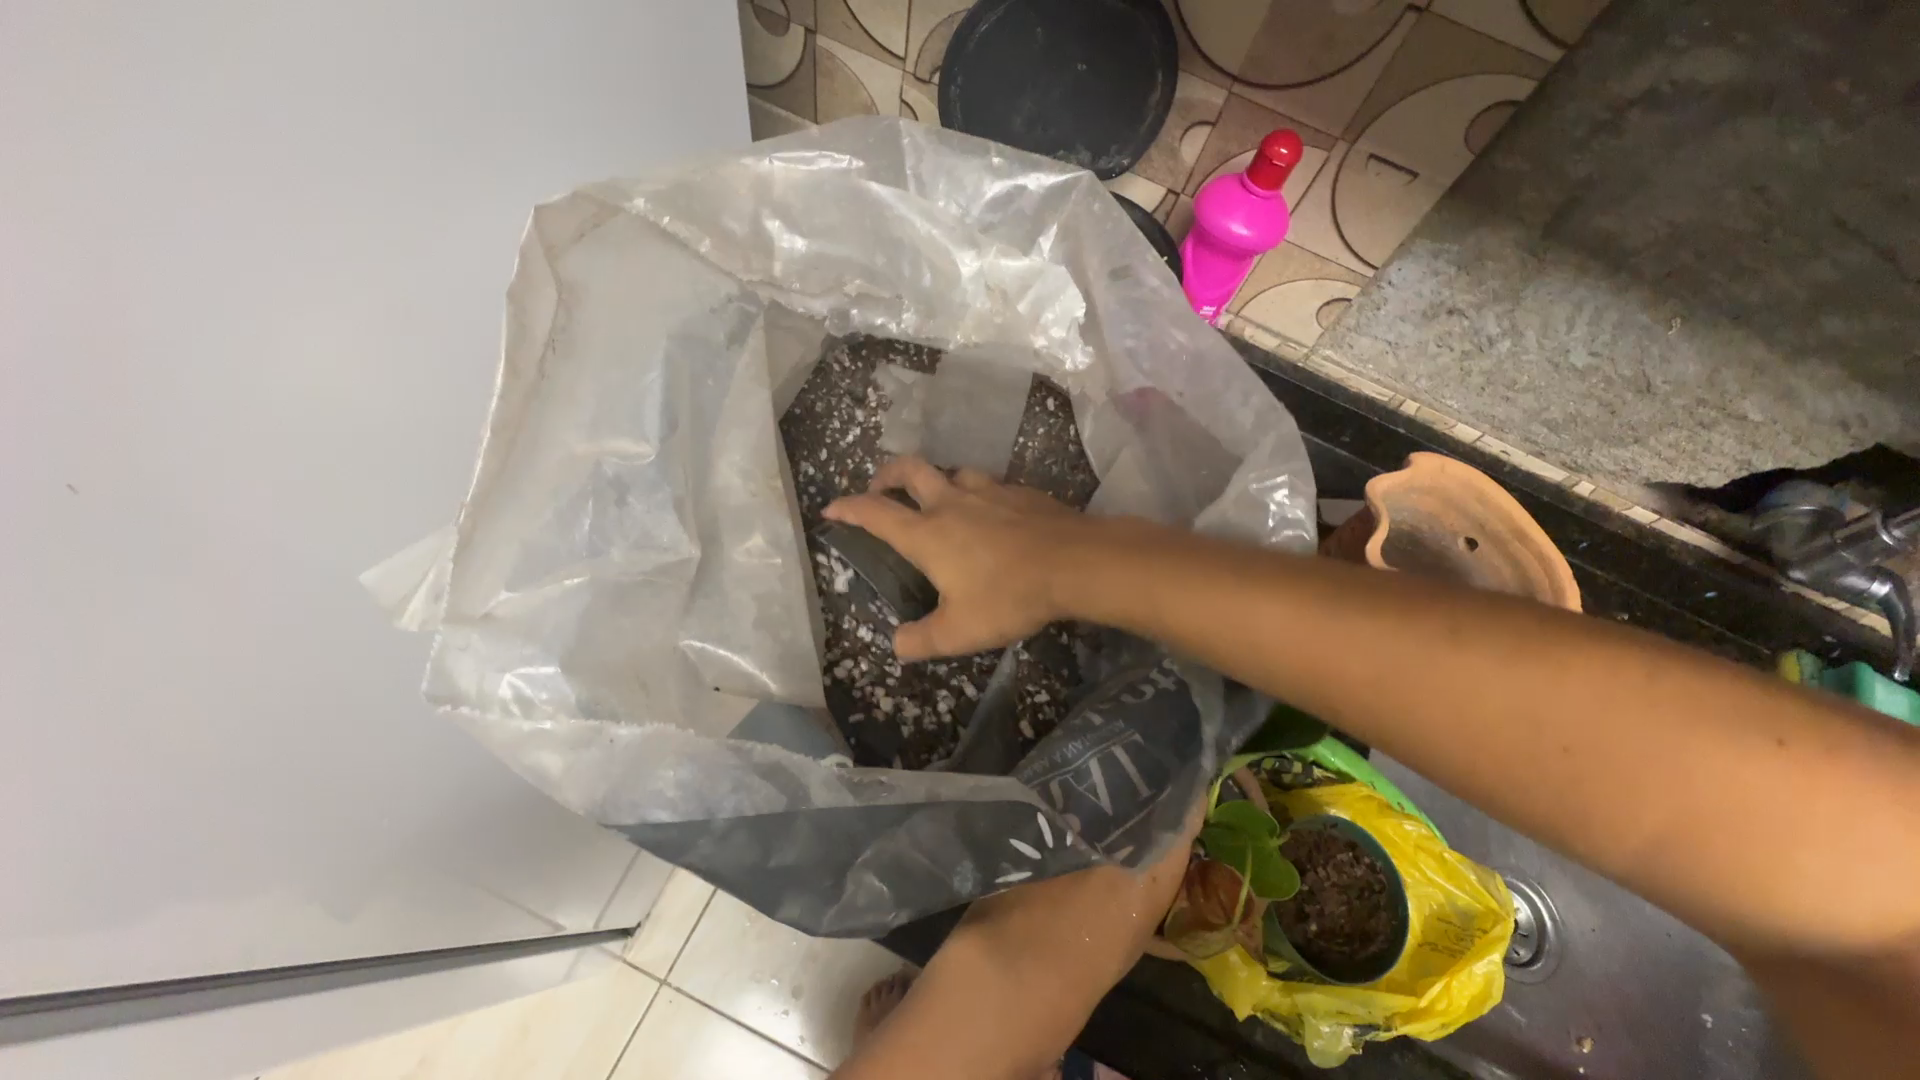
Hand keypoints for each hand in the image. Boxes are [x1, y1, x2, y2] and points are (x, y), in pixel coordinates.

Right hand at [822, 457, 1087, 660]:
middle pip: (910, 470)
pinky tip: (992, 512)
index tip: (832, 507)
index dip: (849, 508)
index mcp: (927, 534)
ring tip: (939, 498)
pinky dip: (979, 494)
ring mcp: (989, 492)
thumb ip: (922, 640)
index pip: (875, 513)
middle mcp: (952, 503)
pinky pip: (991, 485)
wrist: (1074, 563)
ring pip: (953, 472)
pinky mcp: (1022, 493)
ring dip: (938, 480)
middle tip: (881, 487)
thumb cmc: (1008, 596)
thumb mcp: (958, 632)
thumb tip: (898, 644)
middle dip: (888, 474)